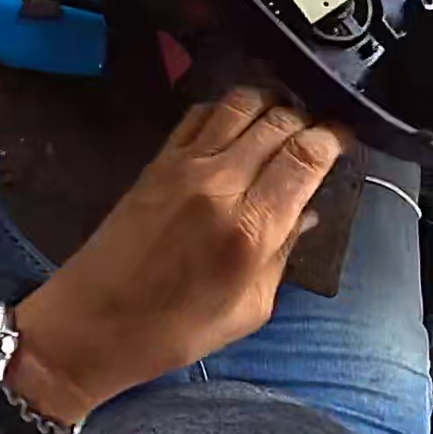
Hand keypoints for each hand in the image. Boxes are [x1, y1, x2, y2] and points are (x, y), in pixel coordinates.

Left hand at [7, 87, 346, 422]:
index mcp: (251, 227)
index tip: (344, 140)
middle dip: (308, 120)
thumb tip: (307, 212)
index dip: (334, 138)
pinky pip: (202, 112)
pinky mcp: (158, 159)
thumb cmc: (175, 331)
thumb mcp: (249, 309)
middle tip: (317, 136)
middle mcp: (221, 182)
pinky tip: (239, 126)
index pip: (306, 155)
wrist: (88, 325)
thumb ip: (284, 253)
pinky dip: (230, 108)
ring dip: (272, 105)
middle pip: (280, 120)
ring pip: (242, 103)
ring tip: (283, 123)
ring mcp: (185, 164)